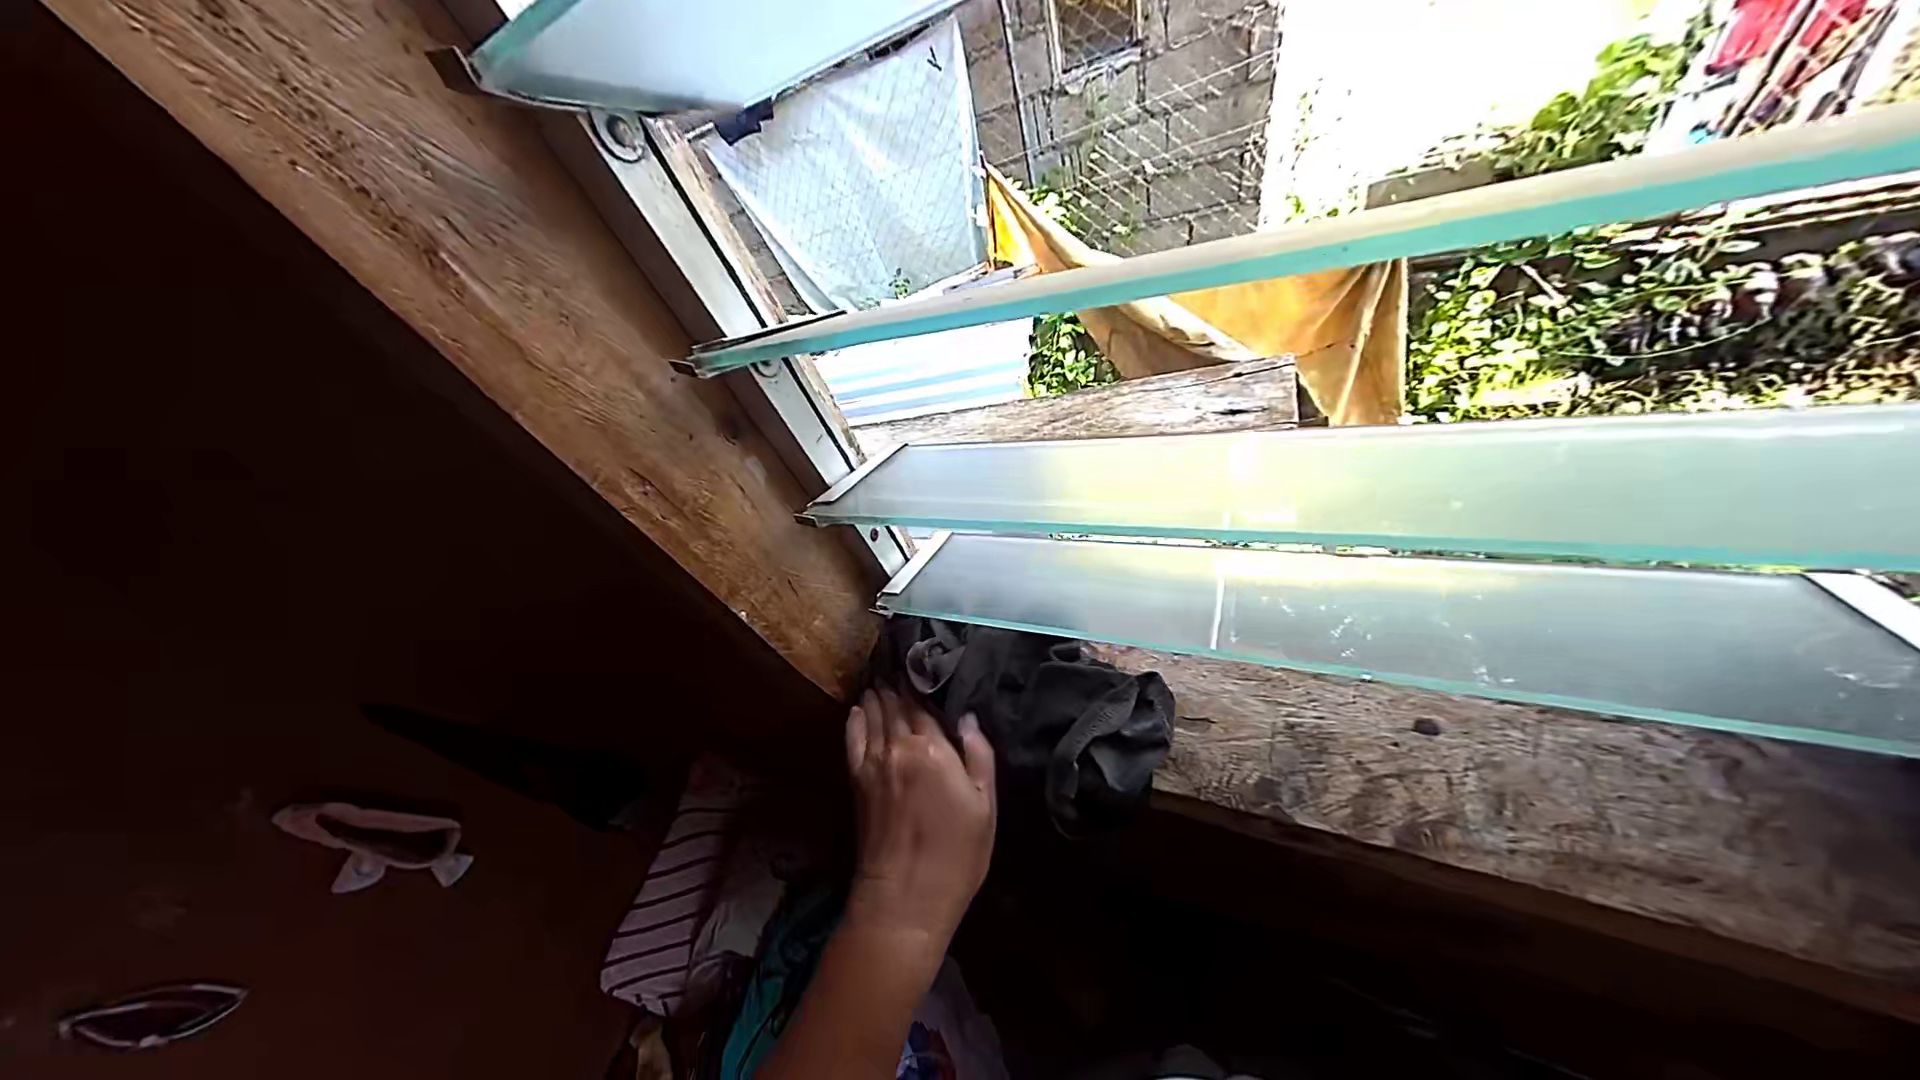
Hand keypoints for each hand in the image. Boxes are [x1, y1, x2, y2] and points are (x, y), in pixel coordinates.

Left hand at [843, 685, 995, 945]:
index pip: (923, 704)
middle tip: (898, 665)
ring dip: (877, 695)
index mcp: (932, 749)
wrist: (904, 899)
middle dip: (897, 684)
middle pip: (895, 704)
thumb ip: (978, 755)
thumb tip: (968, 717)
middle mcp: (898, 746)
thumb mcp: (985, 806)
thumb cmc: (955, 855)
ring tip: (881, 678)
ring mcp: (872, 762)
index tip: (921, 664)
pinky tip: (858, 708)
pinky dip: (855, 719)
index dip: (920, 682)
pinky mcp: (856, 780)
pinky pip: (852, 738)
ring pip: (873, 715)